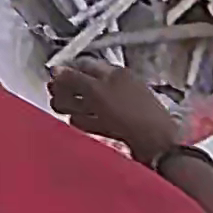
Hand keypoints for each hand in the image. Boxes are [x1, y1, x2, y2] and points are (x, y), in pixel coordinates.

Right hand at [48, 58, 180, 164]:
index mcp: (116, 72)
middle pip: (88, 85)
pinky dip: (88, 120)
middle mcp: (121, 87)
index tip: (53, 78)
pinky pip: (102, 120)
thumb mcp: (96, 92)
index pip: (85, 65)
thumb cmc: (128, 113)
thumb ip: (74, 79)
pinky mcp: (126, 127)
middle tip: (53, 96)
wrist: (159, 147)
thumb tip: (56, 70)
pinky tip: (77, 123)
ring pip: (94, 104)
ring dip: (75, 106)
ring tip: (60, 110)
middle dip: (69, 90)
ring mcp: (125, 108)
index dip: (67, 70)